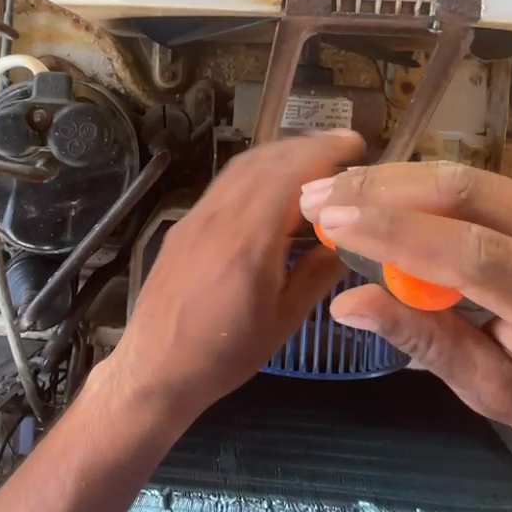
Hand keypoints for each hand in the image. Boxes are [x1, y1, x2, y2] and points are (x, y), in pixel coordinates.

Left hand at [101, 130, 366, 427]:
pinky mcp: (183, 226)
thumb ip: (316, 275)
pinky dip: (253, 172)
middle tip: (341, 145)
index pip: (288, 175)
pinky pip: (223, 186)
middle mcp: (218, 218)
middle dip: (305, 146)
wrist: (156, 368)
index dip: (323, 152)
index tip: (355, 144)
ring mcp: (195, 218)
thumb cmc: (225, 354)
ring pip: (240, 169)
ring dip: (278, 154)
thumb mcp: (283, 321)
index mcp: (248, 241)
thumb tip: (348, 241)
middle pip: (264, 162)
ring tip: (312, 157)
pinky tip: (271, 184)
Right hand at [299, 161, 511, 474]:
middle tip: (315, 195)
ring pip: (472, 179)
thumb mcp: (501, 399)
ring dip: (396, 182)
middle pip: (471, 193)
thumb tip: (347, 305)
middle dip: (383, 190)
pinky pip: (485, 189)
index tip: (329, 219)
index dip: (396, 232)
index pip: (476, 253)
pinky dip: (424, 191)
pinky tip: (381, 197)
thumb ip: (429, 343)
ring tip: (334, 191)